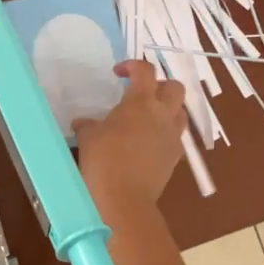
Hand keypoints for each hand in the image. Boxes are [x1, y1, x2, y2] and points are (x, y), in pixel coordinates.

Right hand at [73, 60, 187, 205]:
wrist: (123, 199)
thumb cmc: (102, 161)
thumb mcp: (87, 138)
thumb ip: (87, 125)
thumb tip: (83, 123)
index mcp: (140, 102)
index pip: (145, 71)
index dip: (133, 66)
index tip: (119, 73)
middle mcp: (162, 115)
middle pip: (174, 87)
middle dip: (159, 85)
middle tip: (140, 94)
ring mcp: (172, 136)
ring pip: (180, 111)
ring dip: (167, 108)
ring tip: (148, 117)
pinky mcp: (175, 157)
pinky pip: (175, 136)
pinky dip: (165, 133)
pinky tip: (148, 143)